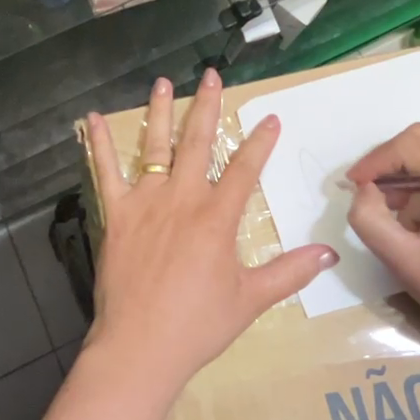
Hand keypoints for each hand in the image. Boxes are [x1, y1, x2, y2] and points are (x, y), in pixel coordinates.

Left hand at [82, 69, 338, 389]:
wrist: (141, 345)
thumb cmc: (199, 324)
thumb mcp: (251, 299)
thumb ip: (289, 272)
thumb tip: (328, 253)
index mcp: (217, 217)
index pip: (245, 169)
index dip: (260, 142)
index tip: (270, 117)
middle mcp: (182, 198)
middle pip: (197, 143)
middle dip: (206, 106)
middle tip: (211, 75)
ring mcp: (145, 201)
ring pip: (154, 146)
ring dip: (160, 112)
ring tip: (164, 82)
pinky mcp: (116, 212)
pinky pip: (106, 171)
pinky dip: (98, 144)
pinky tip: (92, 118)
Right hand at [344, 123, 419, 348]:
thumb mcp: (407, 264)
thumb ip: (371, 221)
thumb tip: (361, 191)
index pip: (411, 147)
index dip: (375, 161)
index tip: (352, 187)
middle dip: (389, 163)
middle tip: (371, 196)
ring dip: (405, 179)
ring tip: (398, 220)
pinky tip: (418, 225)